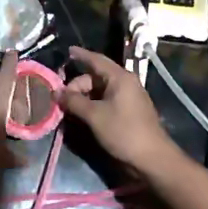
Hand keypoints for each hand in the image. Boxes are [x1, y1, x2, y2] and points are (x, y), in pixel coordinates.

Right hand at [56, 46, 178, 170]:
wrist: (151, 157)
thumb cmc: (123, 131)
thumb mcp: (94, 116)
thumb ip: (74, 102)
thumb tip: (56, 92)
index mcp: (120, 78)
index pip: (97, 60)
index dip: (81, 55)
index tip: (68, 51)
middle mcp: (126, 83)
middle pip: (96, 77)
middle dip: (77, 86)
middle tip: (61, 100)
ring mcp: (129, 97)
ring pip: (100, 91)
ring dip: (84, 98)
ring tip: (69, 109)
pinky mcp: (129, 111)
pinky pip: (107, 101)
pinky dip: (93, 105)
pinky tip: (83, 115)